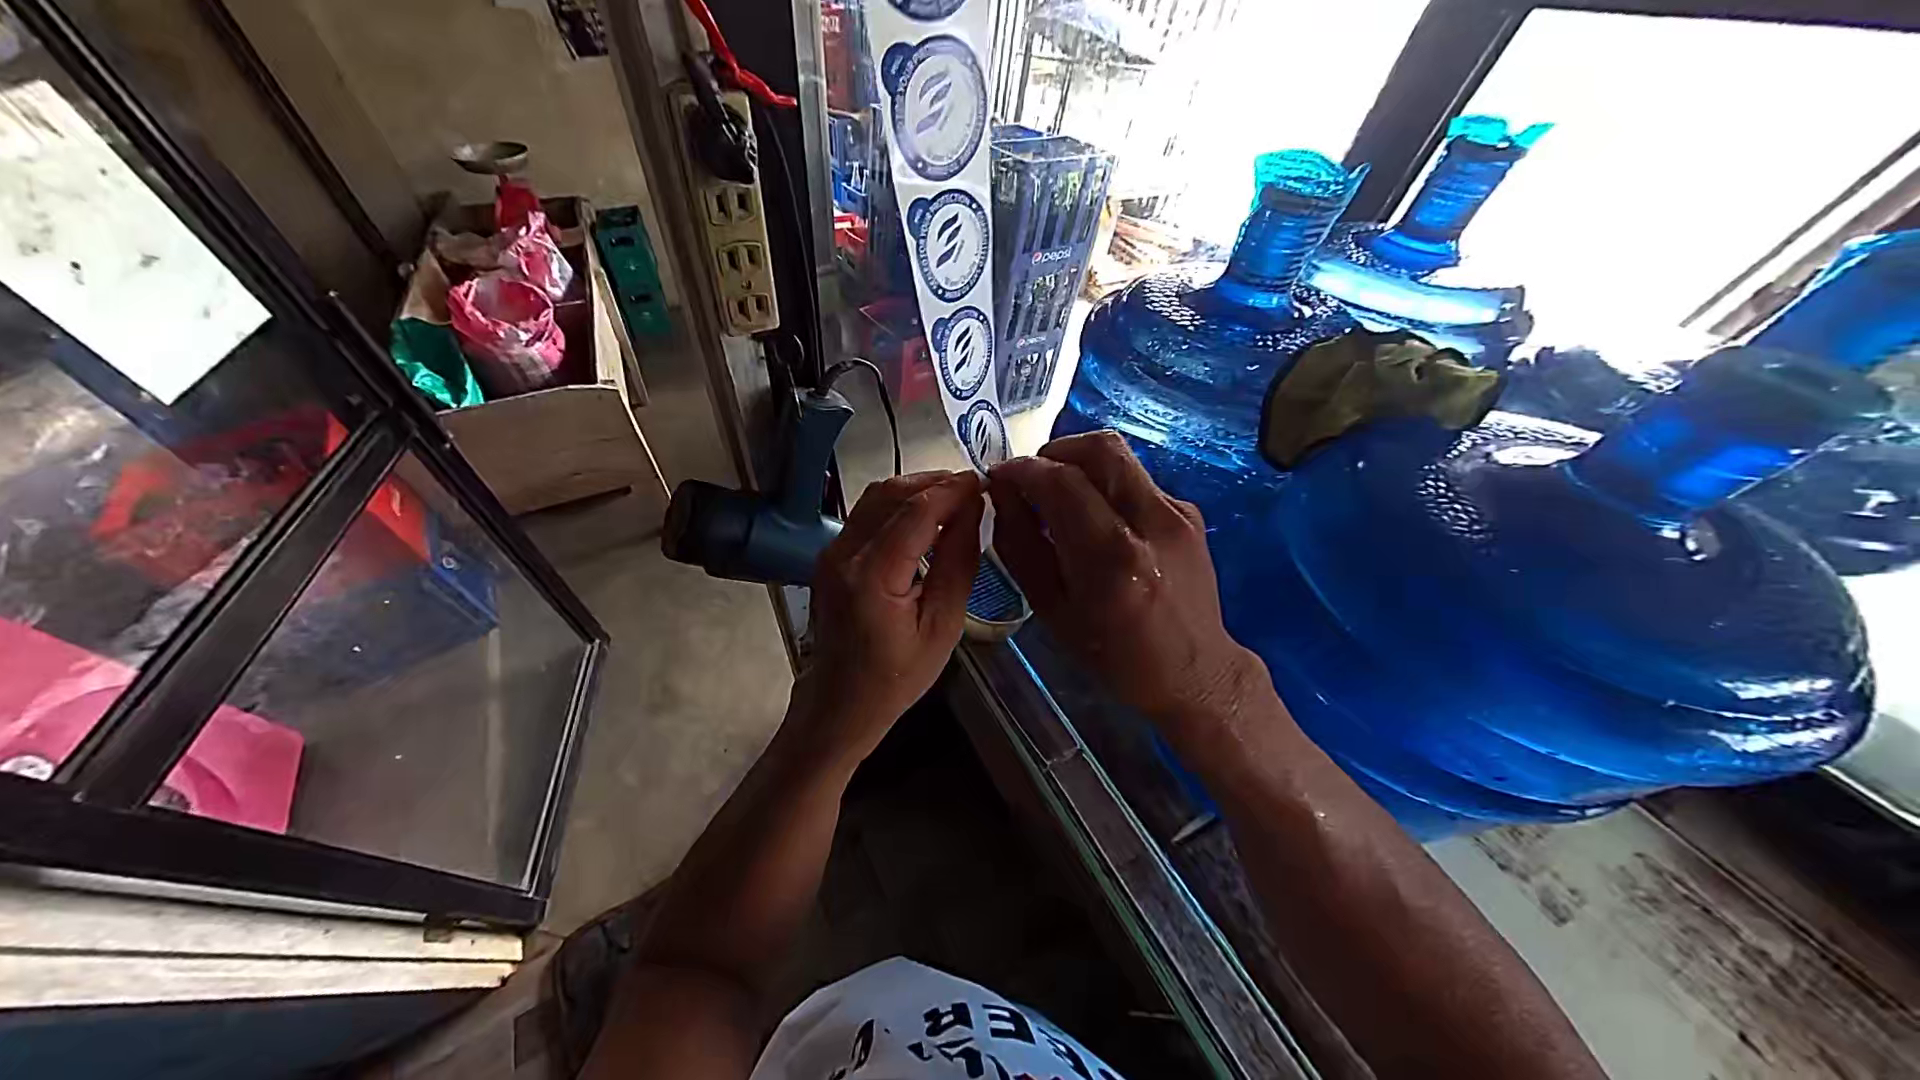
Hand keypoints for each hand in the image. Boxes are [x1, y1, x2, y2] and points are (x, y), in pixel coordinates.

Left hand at [795, 470, 983, 766]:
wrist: (838, 704)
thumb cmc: (895, 679)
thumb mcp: (942, 628)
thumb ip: (957, 564)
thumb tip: (973, 513)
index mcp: (872, 577)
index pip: (916, 512)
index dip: (952, 491)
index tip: (982, 483)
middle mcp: (844, 555)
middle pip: (891, 493)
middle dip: (935, 483)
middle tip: (973, 489)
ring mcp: (831, 553)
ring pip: (876, 497)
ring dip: (916, 489)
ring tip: (955, 498)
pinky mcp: (830, 556)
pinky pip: (867, 514)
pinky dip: (899, 505)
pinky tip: (926, 517)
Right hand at [988, 431, 1265, 728]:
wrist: (1195, 672)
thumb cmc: (1115, 656)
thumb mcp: (1052, 610)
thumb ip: (1021, 545)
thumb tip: (1003, 494)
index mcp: (1112, 559)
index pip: (1062, 481)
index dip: (1022, 469)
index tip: (1000, 476)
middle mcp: (1152, 524)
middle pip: (1100, 449)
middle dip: (1054, 451)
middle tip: (1032, 478)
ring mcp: (1178, 514)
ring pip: (1120, 459)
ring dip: (1079, 466)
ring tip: (1059, 499)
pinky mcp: (1188, 513)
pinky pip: (1135, 481)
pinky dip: (1104, 486)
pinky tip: (1096, 520)